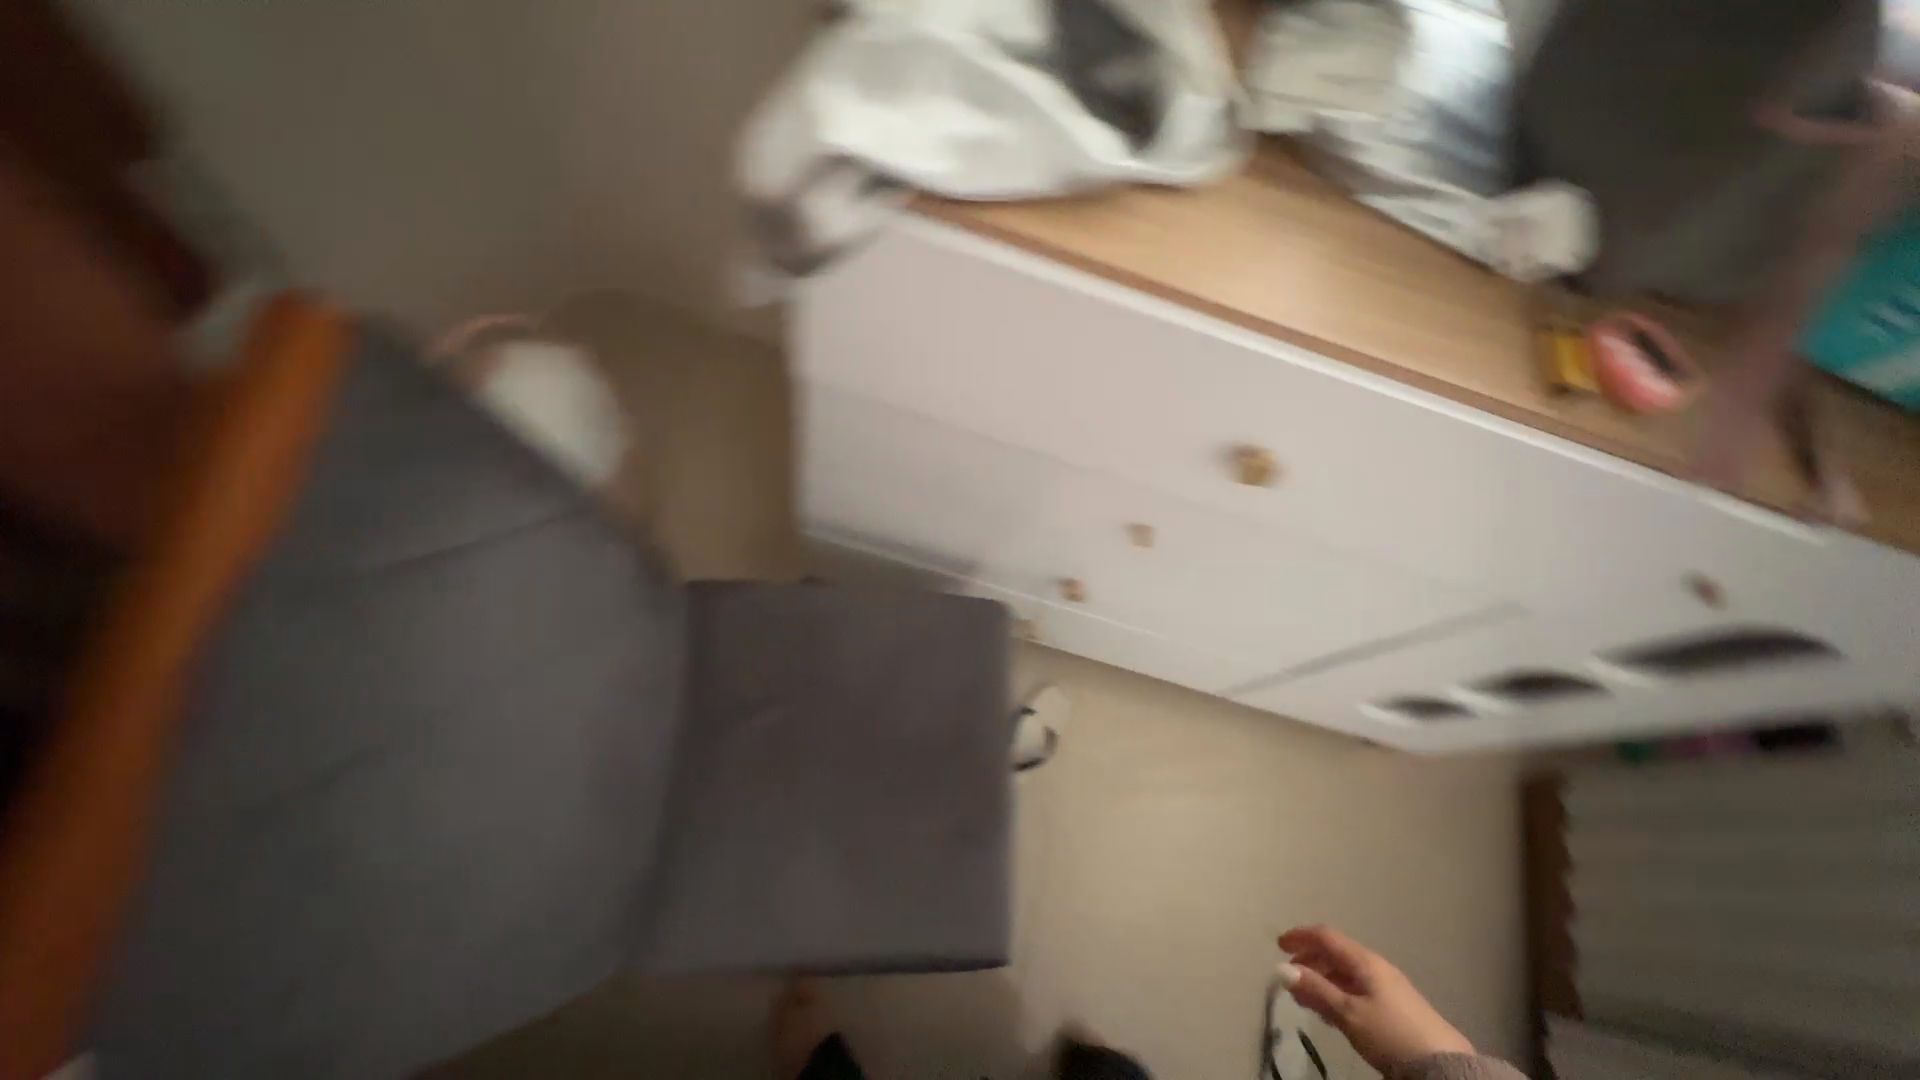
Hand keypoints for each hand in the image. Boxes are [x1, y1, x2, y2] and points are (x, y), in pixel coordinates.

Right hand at [1276, 925, 1472, 1071]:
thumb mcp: (1347, 1013)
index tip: (1279, 946)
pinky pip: (1357, 989)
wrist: (1443, 1068)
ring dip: (1322, 979)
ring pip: (1346, 973)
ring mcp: (1388, 987)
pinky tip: (1332, 1012)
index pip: (1326, 936)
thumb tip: (1282, 968)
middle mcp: (1376, 967)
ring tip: (1307, 999)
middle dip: (1310, 961)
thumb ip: (1315, 989)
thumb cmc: (1390, 1034)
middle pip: (1336, 953)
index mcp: (1364, 961)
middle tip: (1291, 978)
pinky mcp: (1395, 1007)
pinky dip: (1338, 992)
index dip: (1301, 936)